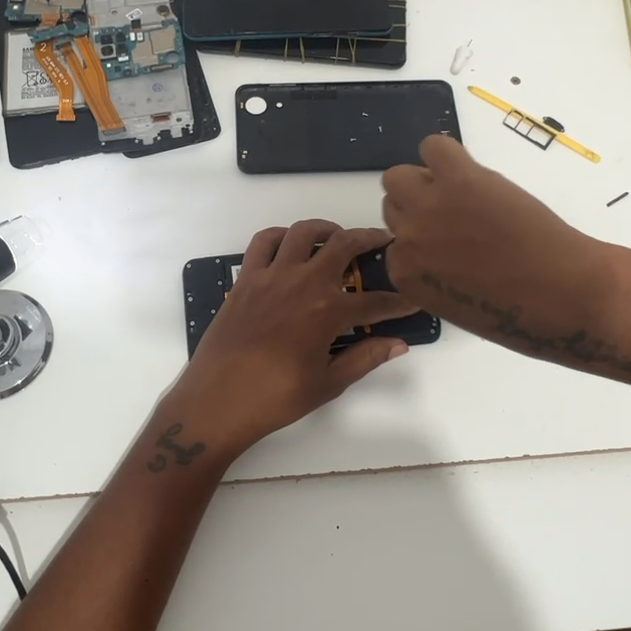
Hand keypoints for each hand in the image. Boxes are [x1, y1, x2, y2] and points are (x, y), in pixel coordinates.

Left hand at [164, 221, 417, 457]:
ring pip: (304, 232)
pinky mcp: (246, 278)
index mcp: (327, 312)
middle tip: (384, 243)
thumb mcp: (328, 383)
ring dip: (327, 229)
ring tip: (338, 238)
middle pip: (344, 246)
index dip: (399, 302)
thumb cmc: (275, 399)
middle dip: (371, 240)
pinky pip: (264, 241)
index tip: (414, 299)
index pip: (375, 301)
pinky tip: (291, 245)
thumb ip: (365, 358)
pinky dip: (281, 235)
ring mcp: (271, 276)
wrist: (216, 401)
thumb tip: (399, 344)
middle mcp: (302, 283)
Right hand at [381, 136, 630, 377]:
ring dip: (423, 182)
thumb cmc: (522, 313)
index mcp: (406, 275)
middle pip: (392, 206)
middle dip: (417, 210)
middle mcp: (407, 238)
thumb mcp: (459, 305)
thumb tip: (440, 252)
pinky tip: (468, 172)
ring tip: (459, 191)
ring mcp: (429, 205)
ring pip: (398, 177)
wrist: (564, 293)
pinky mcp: (459, 177)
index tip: (445, 243)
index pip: (395, 246)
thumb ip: (435, 276)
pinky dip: (444, 155)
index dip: (421, 240)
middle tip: (453, 216)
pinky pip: (434, 147)